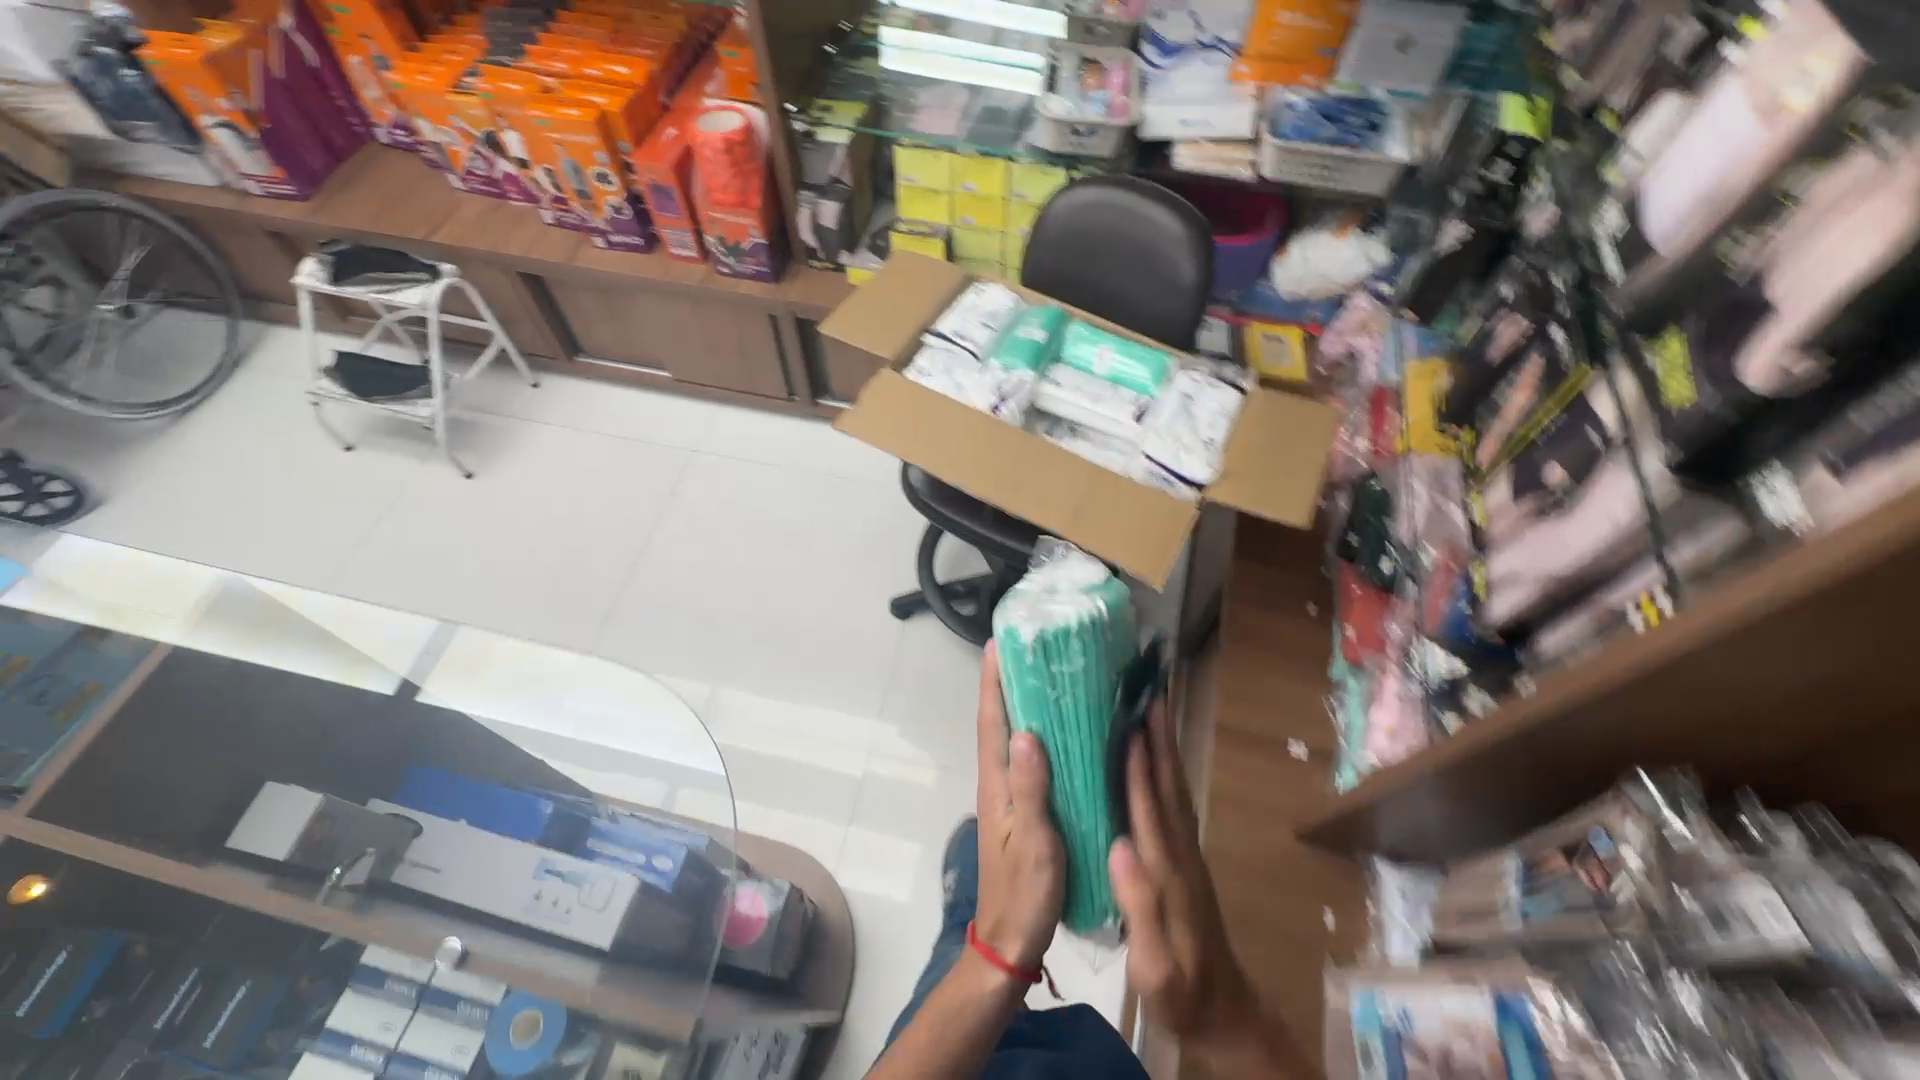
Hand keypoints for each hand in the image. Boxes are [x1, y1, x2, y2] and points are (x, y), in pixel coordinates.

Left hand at [973, 642, 1064, 971]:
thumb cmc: (1023, 893)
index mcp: (997, 785)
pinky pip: (1031, 761)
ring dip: (1025, 705)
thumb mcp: (1033, 842)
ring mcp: (1011, 797)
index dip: (993, 681)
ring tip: (1052, 675)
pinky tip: (1066, 733)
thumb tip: (1026, 731)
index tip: (999, 642)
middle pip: (1000, 722)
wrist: (1011, 940)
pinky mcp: (1025, 811)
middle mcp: (999, 783)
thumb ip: (1030, 789)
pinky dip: (1042, 737)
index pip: (991, 720)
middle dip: (1009, 683)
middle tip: (1034, 647)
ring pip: (1014, 739)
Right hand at [1109, 706, 1263, 1062]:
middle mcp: (1180, 855)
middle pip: (1168, 788)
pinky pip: (1174, 807)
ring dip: (1165, 750)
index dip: (1137, 766)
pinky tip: (1154, 764)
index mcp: (1166, 875)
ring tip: (1154, 710)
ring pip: (1175, 792)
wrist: (1223, 1013)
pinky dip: (1165, 776)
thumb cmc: (1181, 993)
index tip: (1127, 722)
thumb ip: (1139, 909)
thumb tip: (1119, 845)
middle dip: (1158, 741)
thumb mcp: (1155, 966)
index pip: (1149, 809)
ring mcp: (1187, 858)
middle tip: (1149, 693)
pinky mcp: (1186, 864)